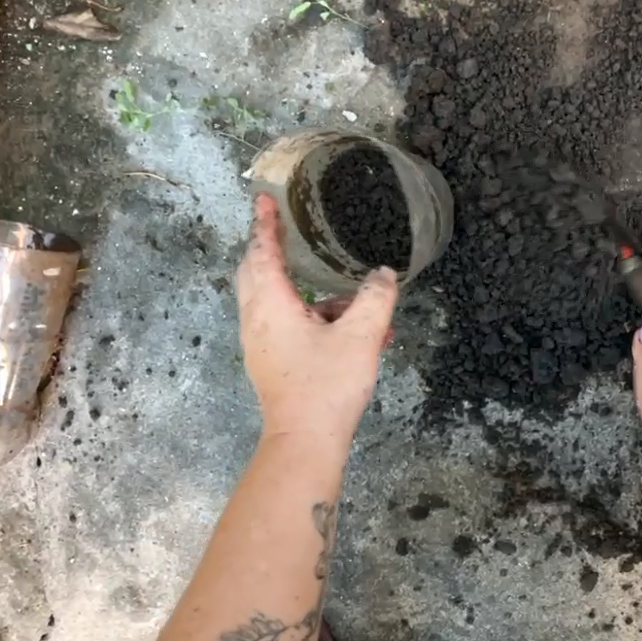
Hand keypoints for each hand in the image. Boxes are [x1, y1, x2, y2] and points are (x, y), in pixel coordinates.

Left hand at [236, 194, 397, 442]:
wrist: (304, 441)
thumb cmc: (327, 385)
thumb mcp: (361, 337)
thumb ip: (375, 300)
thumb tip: (385, 275)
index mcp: (271, 305)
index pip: (263, 252)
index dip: (266, 224)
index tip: (263, 199)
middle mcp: (258, 320)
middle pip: (256, 273)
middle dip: (270, 250)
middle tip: (286, 231)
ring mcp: (261, 345)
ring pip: (275, 302)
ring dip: (307, 293)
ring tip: (351, 299)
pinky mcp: (272, 363)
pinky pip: (287, 325)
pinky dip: (313, 317)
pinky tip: (354, 333)